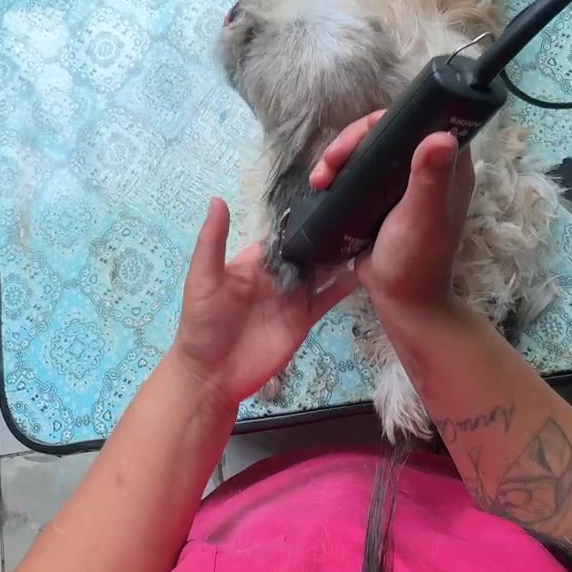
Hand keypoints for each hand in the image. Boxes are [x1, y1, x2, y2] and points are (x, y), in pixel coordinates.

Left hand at [168, 198, 354, 407]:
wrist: (212, 376)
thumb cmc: (201, 324)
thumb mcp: (203, 278)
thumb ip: (212, 240)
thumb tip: (217, 199)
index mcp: (254, 262)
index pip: (283, 236)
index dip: (302, 219)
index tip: (329, 196)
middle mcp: (277, 276)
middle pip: (308, 251)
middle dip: (329, 235)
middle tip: (361, 212)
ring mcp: (292, 298)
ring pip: (322, 272)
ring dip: (341, 256)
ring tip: (369, 235)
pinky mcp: (304, 320)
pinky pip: (328, 299)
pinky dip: (345, 286)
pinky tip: (367, 270)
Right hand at [309, 111, 473, 316]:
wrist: (399, 300)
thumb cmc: (416, 259)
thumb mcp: (423, 216)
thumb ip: (431, 177)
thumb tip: (443, 136)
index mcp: (448, 166)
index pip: (421, 120)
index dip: (391, 118)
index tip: (363, 131)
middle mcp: (427, 168)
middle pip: (385, 133)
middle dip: (352, 140)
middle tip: (330, 161)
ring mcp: (401, 183)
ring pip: (367, 150)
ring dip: (339, 157)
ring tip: (319, 178)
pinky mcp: (379, 197)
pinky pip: (356, 171)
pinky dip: (338, 172)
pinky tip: (321, 184)